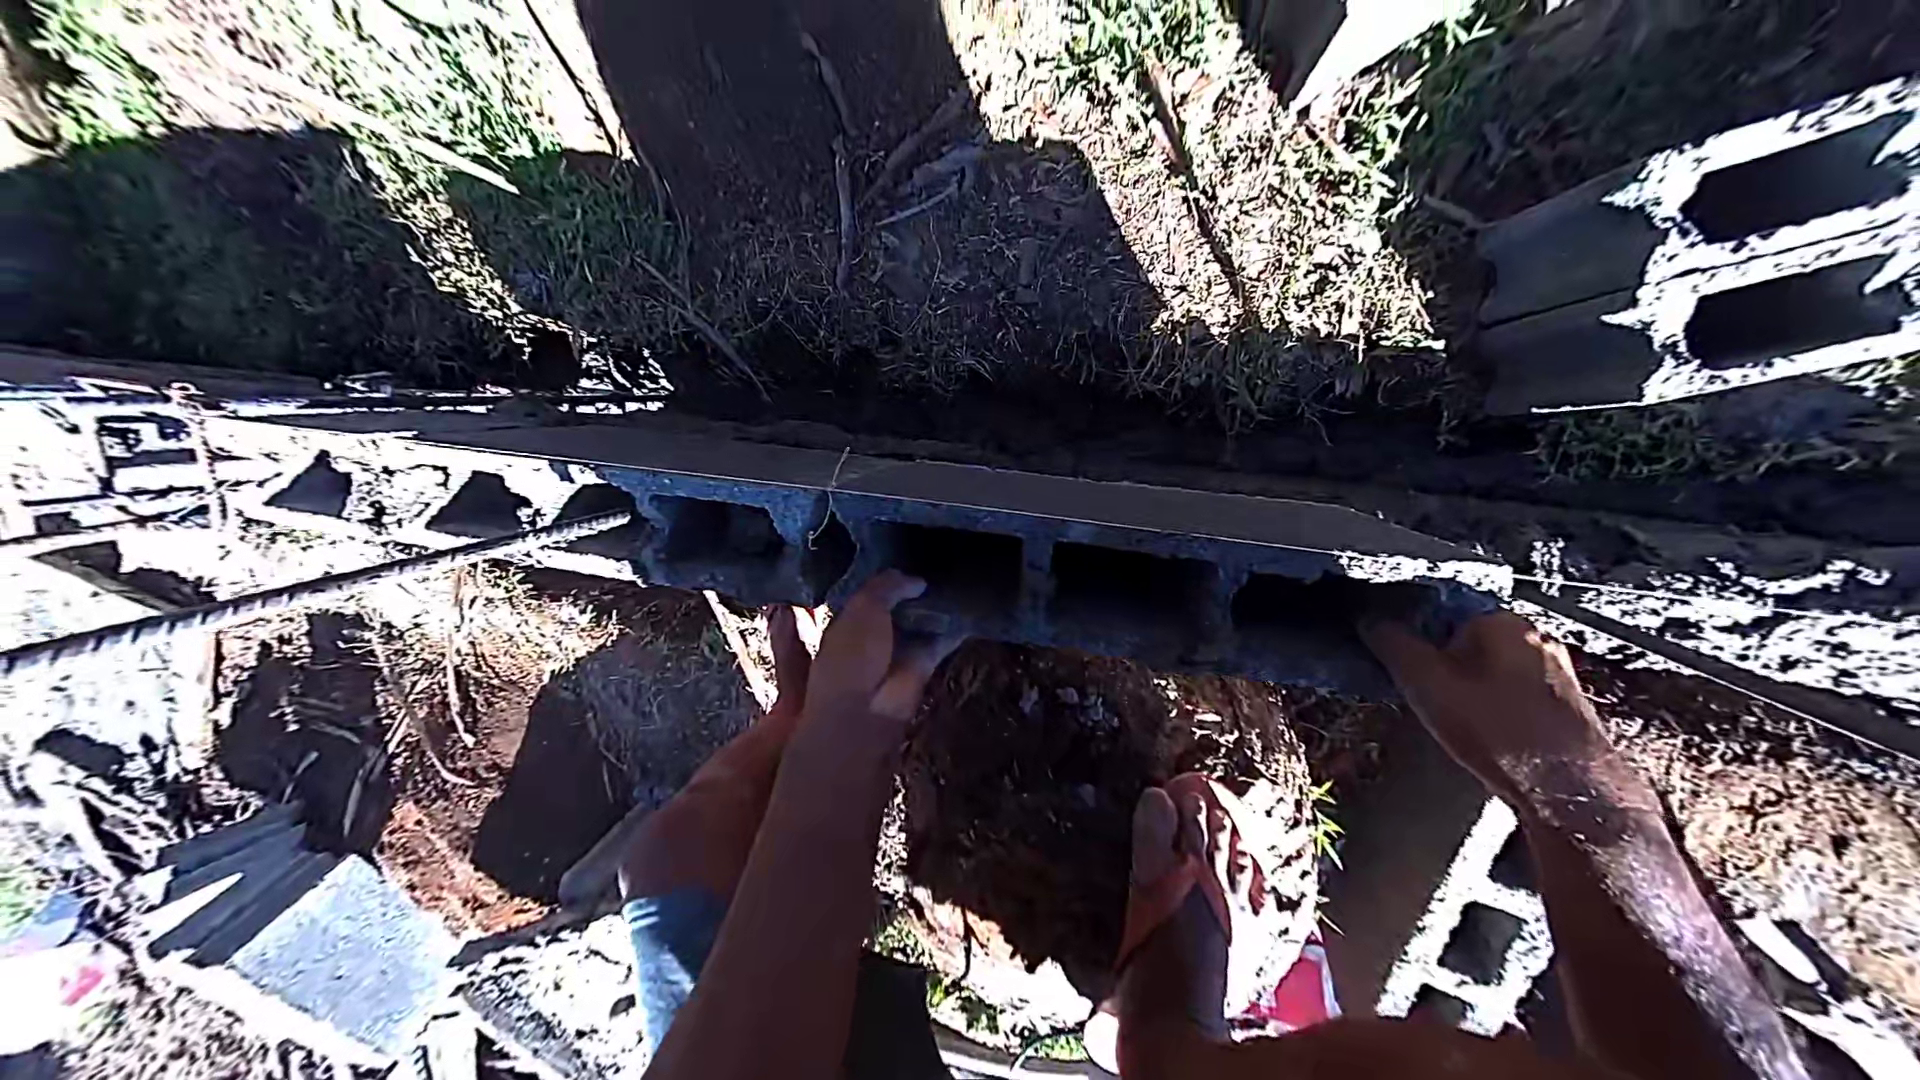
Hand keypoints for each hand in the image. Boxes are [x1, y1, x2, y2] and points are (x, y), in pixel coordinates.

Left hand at [802, 570, 961, 724]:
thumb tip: (917, 580)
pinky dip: (953, 628)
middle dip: (915, 590)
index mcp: (848, 618)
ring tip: (959, 580)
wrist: (864, 711)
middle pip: (898, 606)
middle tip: (941, 565)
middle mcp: (872, 632)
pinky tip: (970, 609)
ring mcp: (897, 650)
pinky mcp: (921, 665)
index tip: (909, 556)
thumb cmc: (853, 654)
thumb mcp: (864, 607)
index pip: (869, 591)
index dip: (887, 577)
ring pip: (920, 622)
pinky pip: (940, 641)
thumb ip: (887, 587)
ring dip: (936, 608)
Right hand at [1359, 611, 1609, 803]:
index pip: (1440, 612)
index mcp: (1504, 622)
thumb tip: (1370, 619)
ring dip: (1466, 687)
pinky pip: (1510, 691)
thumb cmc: (1496, 731)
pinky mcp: (1565, 705)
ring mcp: (1557, 673)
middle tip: (1427, 697)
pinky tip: (1485, 732)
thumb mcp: (1424, 681)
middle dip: (1441, 665)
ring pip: (1488, 668)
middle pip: (1465, 641)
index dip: (1414, 641)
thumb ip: (1393, 643)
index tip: (1405, 670)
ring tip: (1455, 719)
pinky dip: (1491, 705)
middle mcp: (1538, 639)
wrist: (1570, 794)